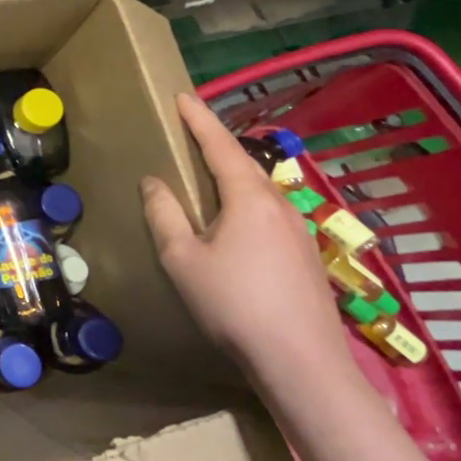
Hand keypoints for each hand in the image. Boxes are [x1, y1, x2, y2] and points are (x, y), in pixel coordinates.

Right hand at [141, 93, 349, 379]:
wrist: (302, 363)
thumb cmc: (234, 305)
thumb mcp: (182, 259)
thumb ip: (165, 215)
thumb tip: (155, 182)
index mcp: (249, 198)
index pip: (219, 146)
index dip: (198, 120)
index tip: (181, 96)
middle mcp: (279, 206)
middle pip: (244, 164)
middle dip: (216, 144)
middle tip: (190, 129)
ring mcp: (298, 232)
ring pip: (259, 189)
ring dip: (232, 173)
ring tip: (207, 171)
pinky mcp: (305, 256)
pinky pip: (268, 212)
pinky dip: (245, 199)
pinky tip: (233, 219)